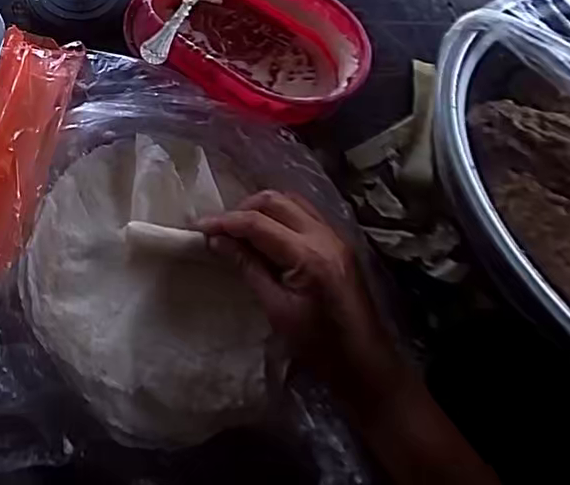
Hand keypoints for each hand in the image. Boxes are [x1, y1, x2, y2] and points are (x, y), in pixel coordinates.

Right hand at [200, 191, 406, 402]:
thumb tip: (217, 241)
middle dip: (243, 208)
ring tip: (239, 228)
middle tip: (220, 228)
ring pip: (291, 200)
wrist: (369, 368)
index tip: (200, 227)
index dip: (226, 222)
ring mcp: (335, 236)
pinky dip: (280, 215)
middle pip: (275, 201)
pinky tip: (265, 233)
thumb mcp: (277, 311)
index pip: (259, 223)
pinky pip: (304, 212)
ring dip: (262, 208)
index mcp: (310, 255)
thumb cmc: (322, 349)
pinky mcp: (338, 242)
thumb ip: (248, 268)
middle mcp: (324, 235)